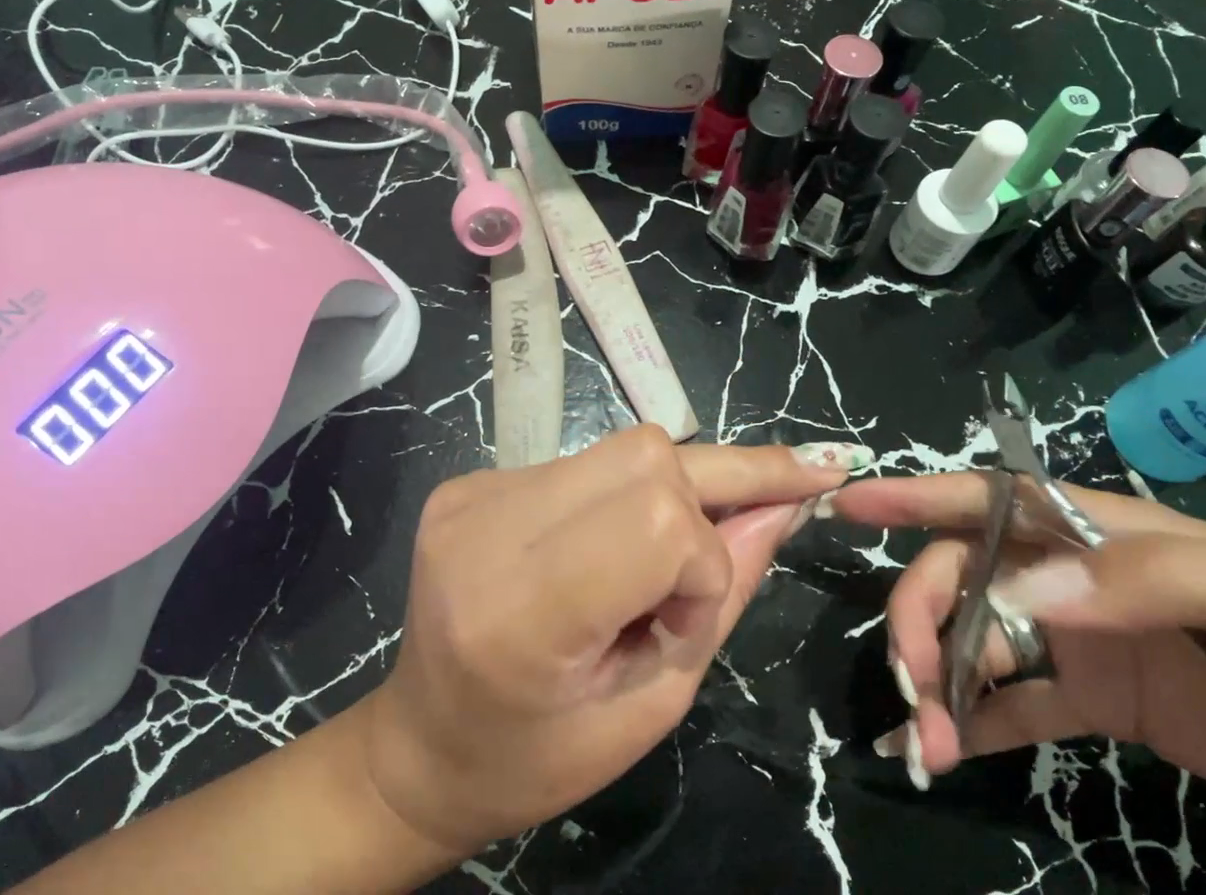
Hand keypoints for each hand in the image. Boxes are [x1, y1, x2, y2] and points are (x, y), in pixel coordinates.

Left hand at [360, 428, 870, 853]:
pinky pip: (585, 462)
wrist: (422, 749)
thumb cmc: (537, 758)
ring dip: (668, 497)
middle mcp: (489, 530)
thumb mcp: (650, 704)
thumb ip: (722, 599)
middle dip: (706, 502)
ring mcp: (474, 495)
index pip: (660, 521)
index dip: (706, 563)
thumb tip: (783, 506)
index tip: (689, 621)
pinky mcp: (470, 482)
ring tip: (655, 568)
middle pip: (648, 455)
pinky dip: (621, 499)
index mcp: (524, 612)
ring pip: (624, 448)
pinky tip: (607, 553)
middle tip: (718, 558)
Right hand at [841, 472, 1205, 876]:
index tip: (851, 504)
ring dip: (938, 681)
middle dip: (926, 618)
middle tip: (916, 685)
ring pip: (978, 642)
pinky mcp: (1099, 705)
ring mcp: (1090, 643)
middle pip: (971, 576)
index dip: (923, 495)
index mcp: (1124, 535)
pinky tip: (935, 751)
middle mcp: (1090, 579)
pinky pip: (1011, 705)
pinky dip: (966, 723)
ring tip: (928, 741)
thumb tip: (1025, 594)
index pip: (1004, 499)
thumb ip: (1162, 578)